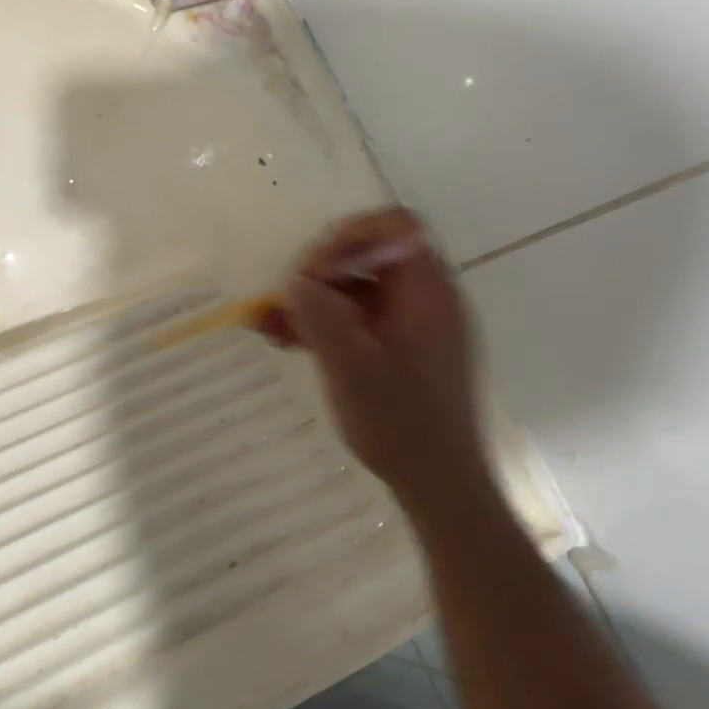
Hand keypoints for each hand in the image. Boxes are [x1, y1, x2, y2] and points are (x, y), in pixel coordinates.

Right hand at [262, 209, 490, 501]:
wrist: (439, 482)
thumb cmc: (400, 422)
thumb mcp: (350, 366)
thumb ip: (320, 315)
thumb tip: (294, 280)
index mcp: (427, 293)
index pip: (397, 227)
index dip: (349, 236)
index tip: (313, 273)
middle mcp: (426, 299)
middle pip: (371, 256)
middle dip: (319, 272)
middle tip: (284, 302)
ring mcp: (414, 326)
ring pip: (359, 291)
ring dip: (314, 302)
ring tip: (269, 325)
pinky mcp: (402, 351)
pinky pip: (360, 321)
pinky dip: (326, 325)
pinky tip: (287, 342)